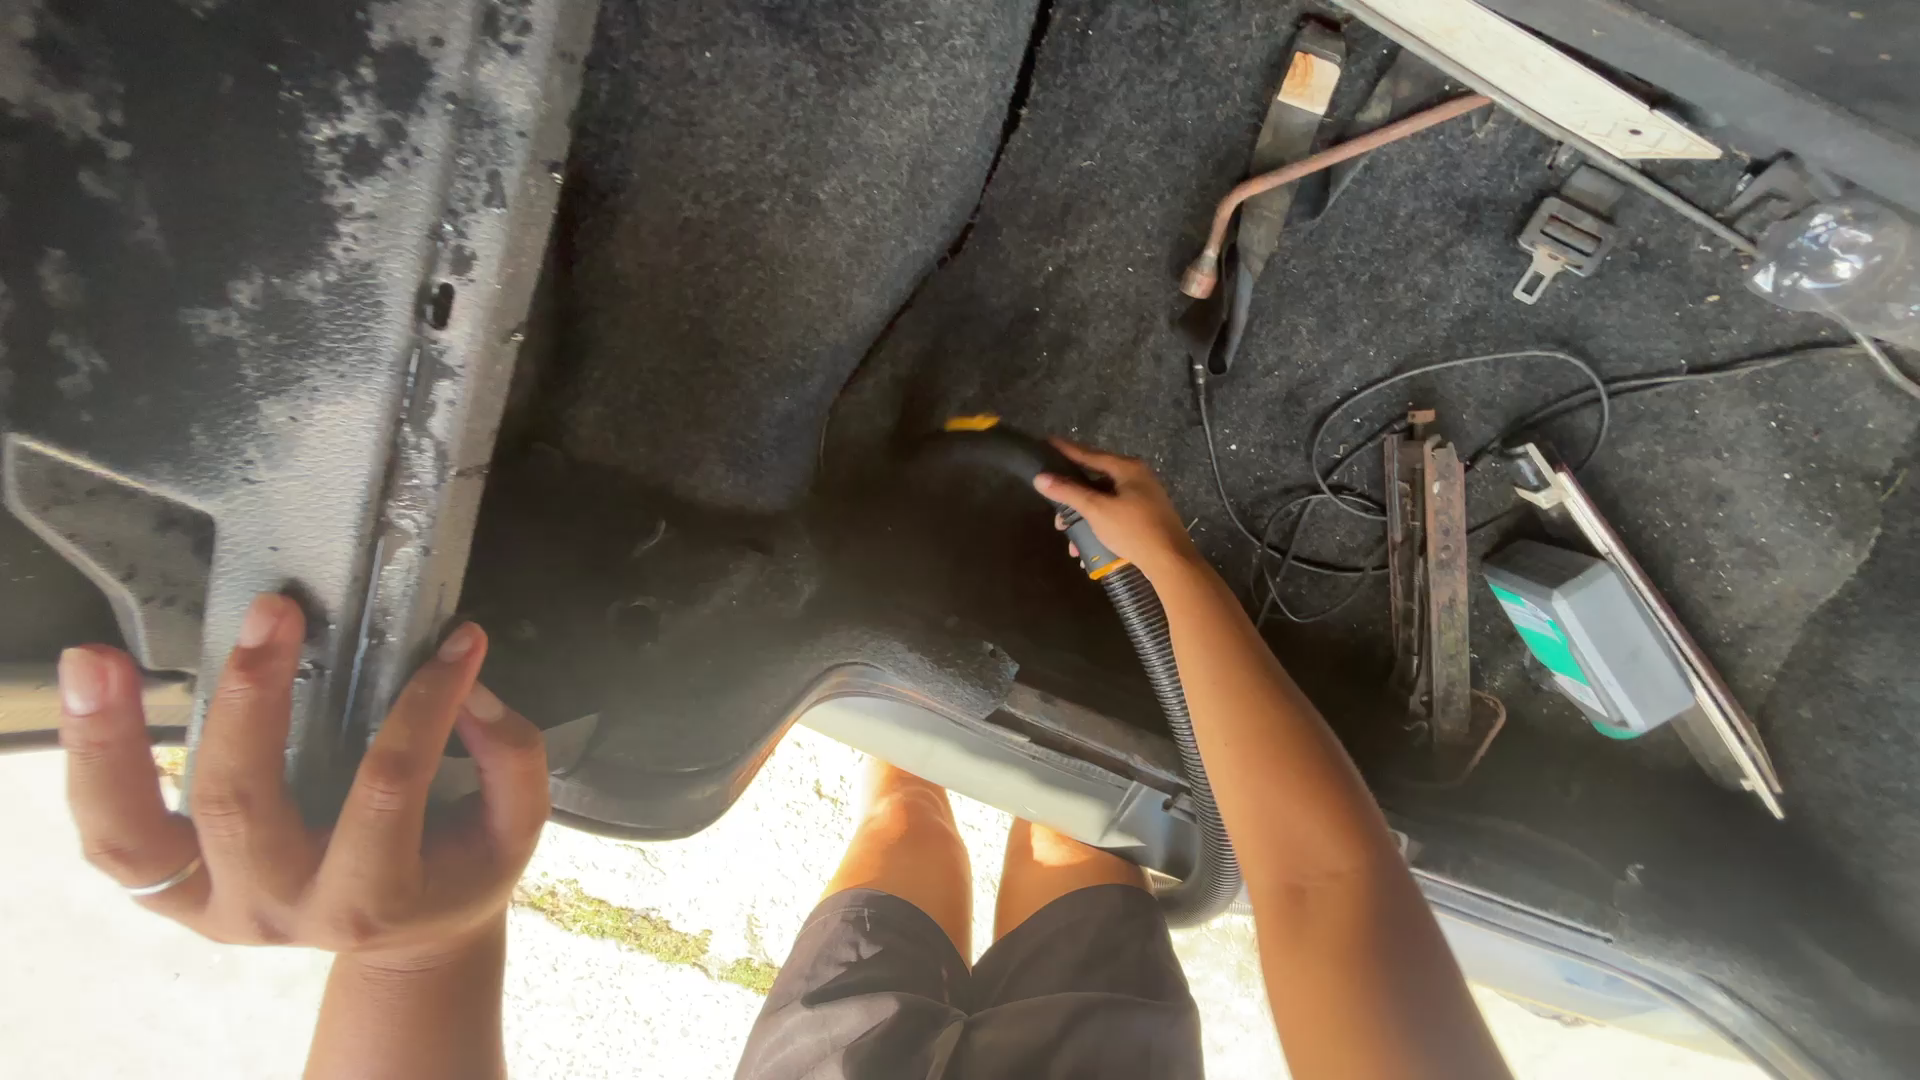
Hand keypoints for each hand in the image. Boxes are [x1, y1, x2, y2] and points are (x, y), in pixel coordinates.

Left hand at [57, 593, 548, 968]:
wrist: (410, 938)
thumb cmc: (469, 871)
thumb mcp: (519, 822)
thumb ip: (510, 755)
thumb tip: (468, 687)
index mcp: (375, 896)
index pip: (390, 783)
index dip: (427, 702)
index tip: (459, 641)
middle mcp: (280, 908)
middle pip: (245, 800)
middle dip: (256, 698)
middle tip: (277, 613)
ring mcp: (213, 907)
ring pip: (136, 834)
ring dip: (109, 743)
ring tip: (99, 659)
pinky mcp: (177, 895)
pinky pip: (117, 842)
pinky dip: (95, 774)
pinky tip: (95, 699)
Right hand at [1033, 437, 1202, 579]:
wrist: (1171, 562)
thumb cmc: (1133, 531)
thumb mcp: (1097, 510)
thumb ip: (1069, 492)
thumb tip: (1040, 478)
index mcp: (1128, 469)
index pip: (1090, 454)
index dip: (1066, 450)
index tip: (1047, 442)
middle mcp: (1138, 478)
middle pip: (1096, 481)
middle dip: (1073, 501)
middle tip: (1057, 516)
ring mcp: (1144, 498)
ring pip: (1104, 502)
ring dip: (1085, 521)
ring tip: (1073, 543)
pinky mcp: (1146, 517)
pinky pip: (1115, 515)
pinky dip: (1099, 528)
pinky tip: (1089, 549)